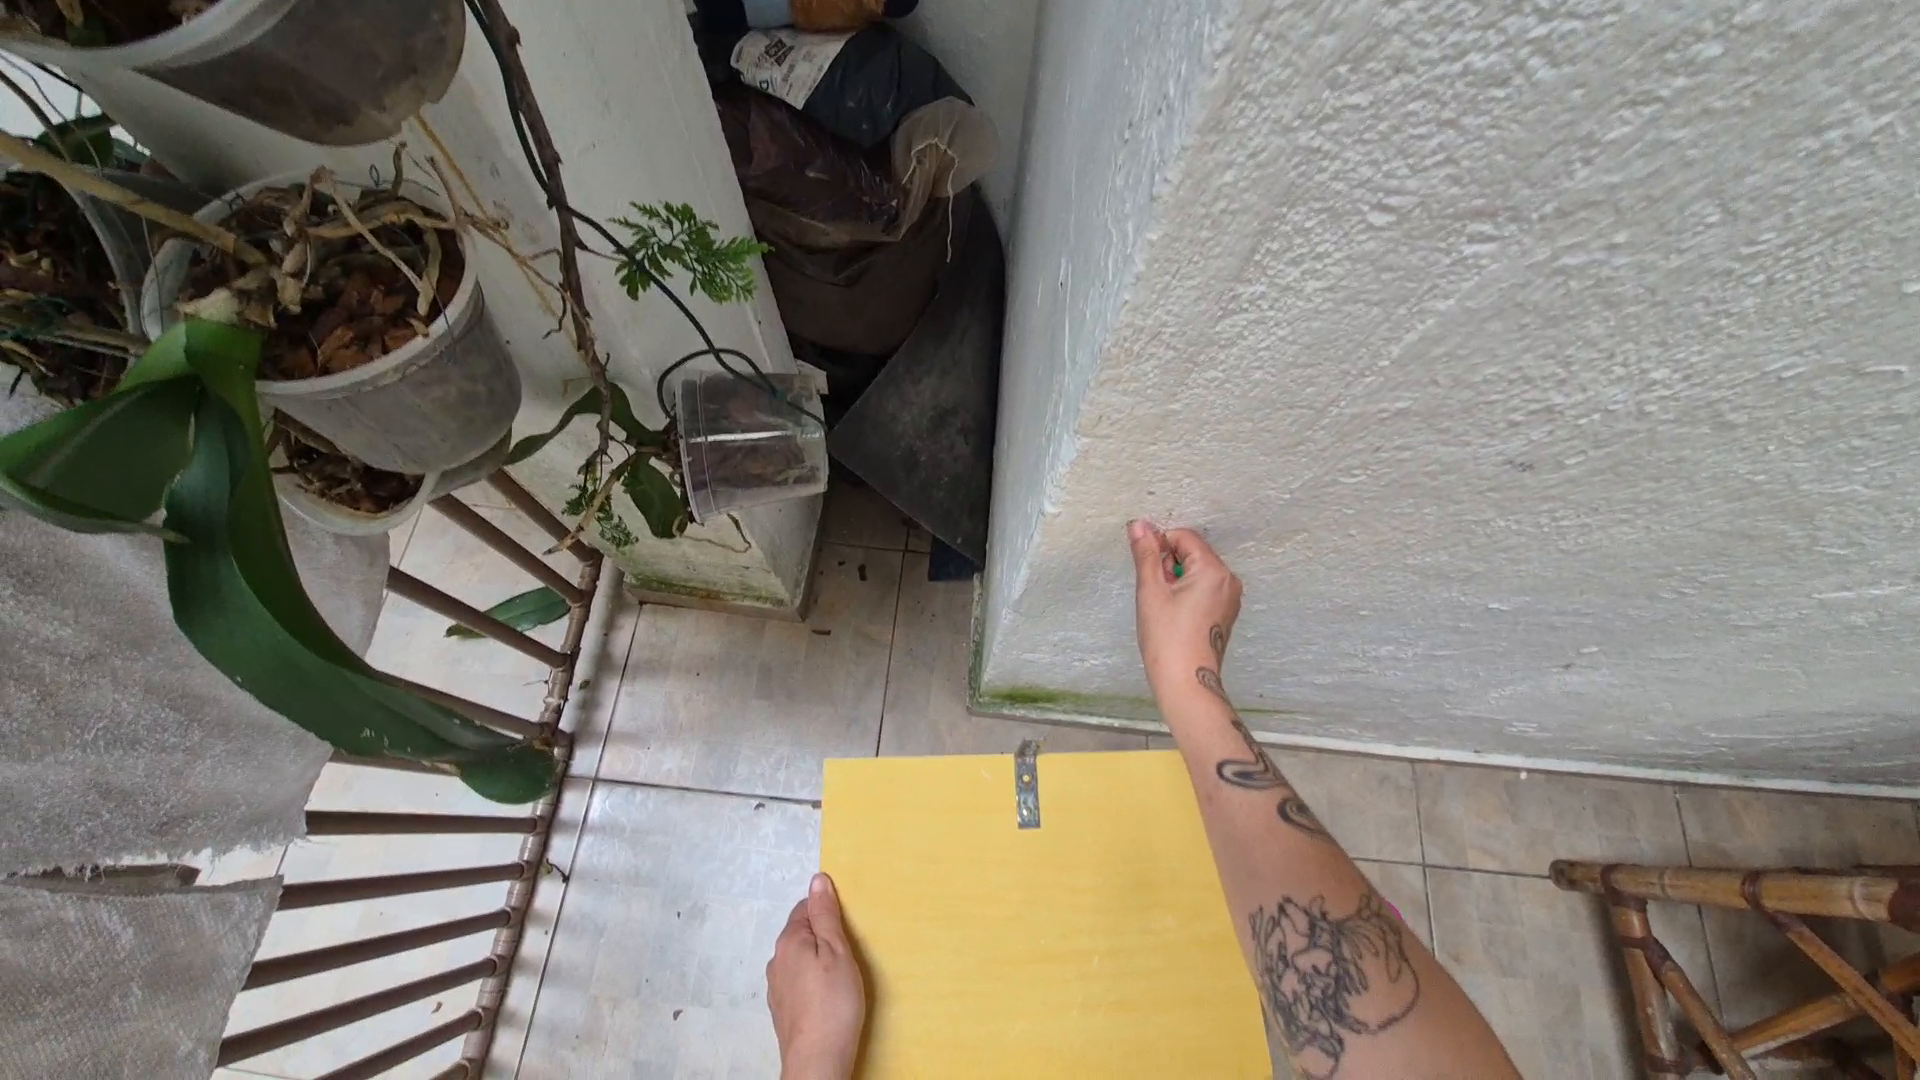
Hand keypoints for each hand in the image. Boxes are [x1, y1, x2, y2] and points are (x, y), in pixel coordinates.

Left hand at [768, 873, 866, 1079]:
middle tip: (847, 951)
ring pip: (799, 958)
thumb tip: (818, 879)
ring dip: (816, 960)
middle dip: (822, 935)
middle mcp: (776, 960)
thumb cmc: (833, 1003)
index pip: (805, 907)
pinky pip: (797, 981)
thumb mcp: (837, 950)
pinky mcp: (782, 1010)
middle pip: (801, 932)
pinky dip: (811, 981)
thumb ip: (826, 915)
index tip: (846, 927)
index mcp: (789, 941)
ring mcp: (776, 987)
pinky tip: (827, 996)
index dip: (827, 912)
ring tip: (839, 975)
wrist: (817, 1063)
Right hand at [1128, 520, 1242, 697]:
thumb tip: (1139, 524)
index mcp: (1213, 570)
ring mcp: (1230, 597)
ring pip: (1196, 571)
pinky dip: (1186, 593)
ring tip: (1165, 607)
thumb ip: (1145, 553)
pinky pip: (1204, 588)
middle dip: (1168, 564)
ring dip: (1176, 579)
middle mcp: (1228, 579)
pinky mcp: (1226, 612)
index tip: (1148, 573)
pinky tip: (1175, 615)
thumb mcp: (1151, 590)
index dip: (1159, 547)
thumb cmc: (1166, 638)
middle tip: (1156, 594)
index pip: (1183, 537)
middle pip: (1192, 552)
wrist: (1185, 682)